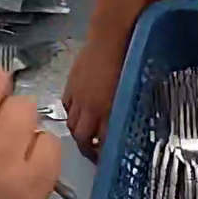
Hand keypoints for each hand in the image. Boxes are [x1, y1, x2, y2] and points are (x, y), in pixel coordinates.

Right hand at [63, 32, 124, 157]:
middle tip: (94, 154)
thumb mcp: (132, 90)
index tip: (106, 160)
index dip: (103, 154)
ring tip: (85, 138)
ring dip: (78, 134)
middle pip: (82, 137)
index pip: (103, 141)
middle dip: (87, 149)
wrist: (110, 37)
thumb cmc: (129, 60)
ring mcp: (78, 97)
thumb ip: (125, 109)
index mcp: (109, 110)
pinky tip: (77, 115)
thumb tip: (124, 124)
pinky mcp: (70, 85)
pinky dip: (70, 114)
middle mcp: (91, 108)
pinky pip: (66, 106)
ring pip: (72, 124)